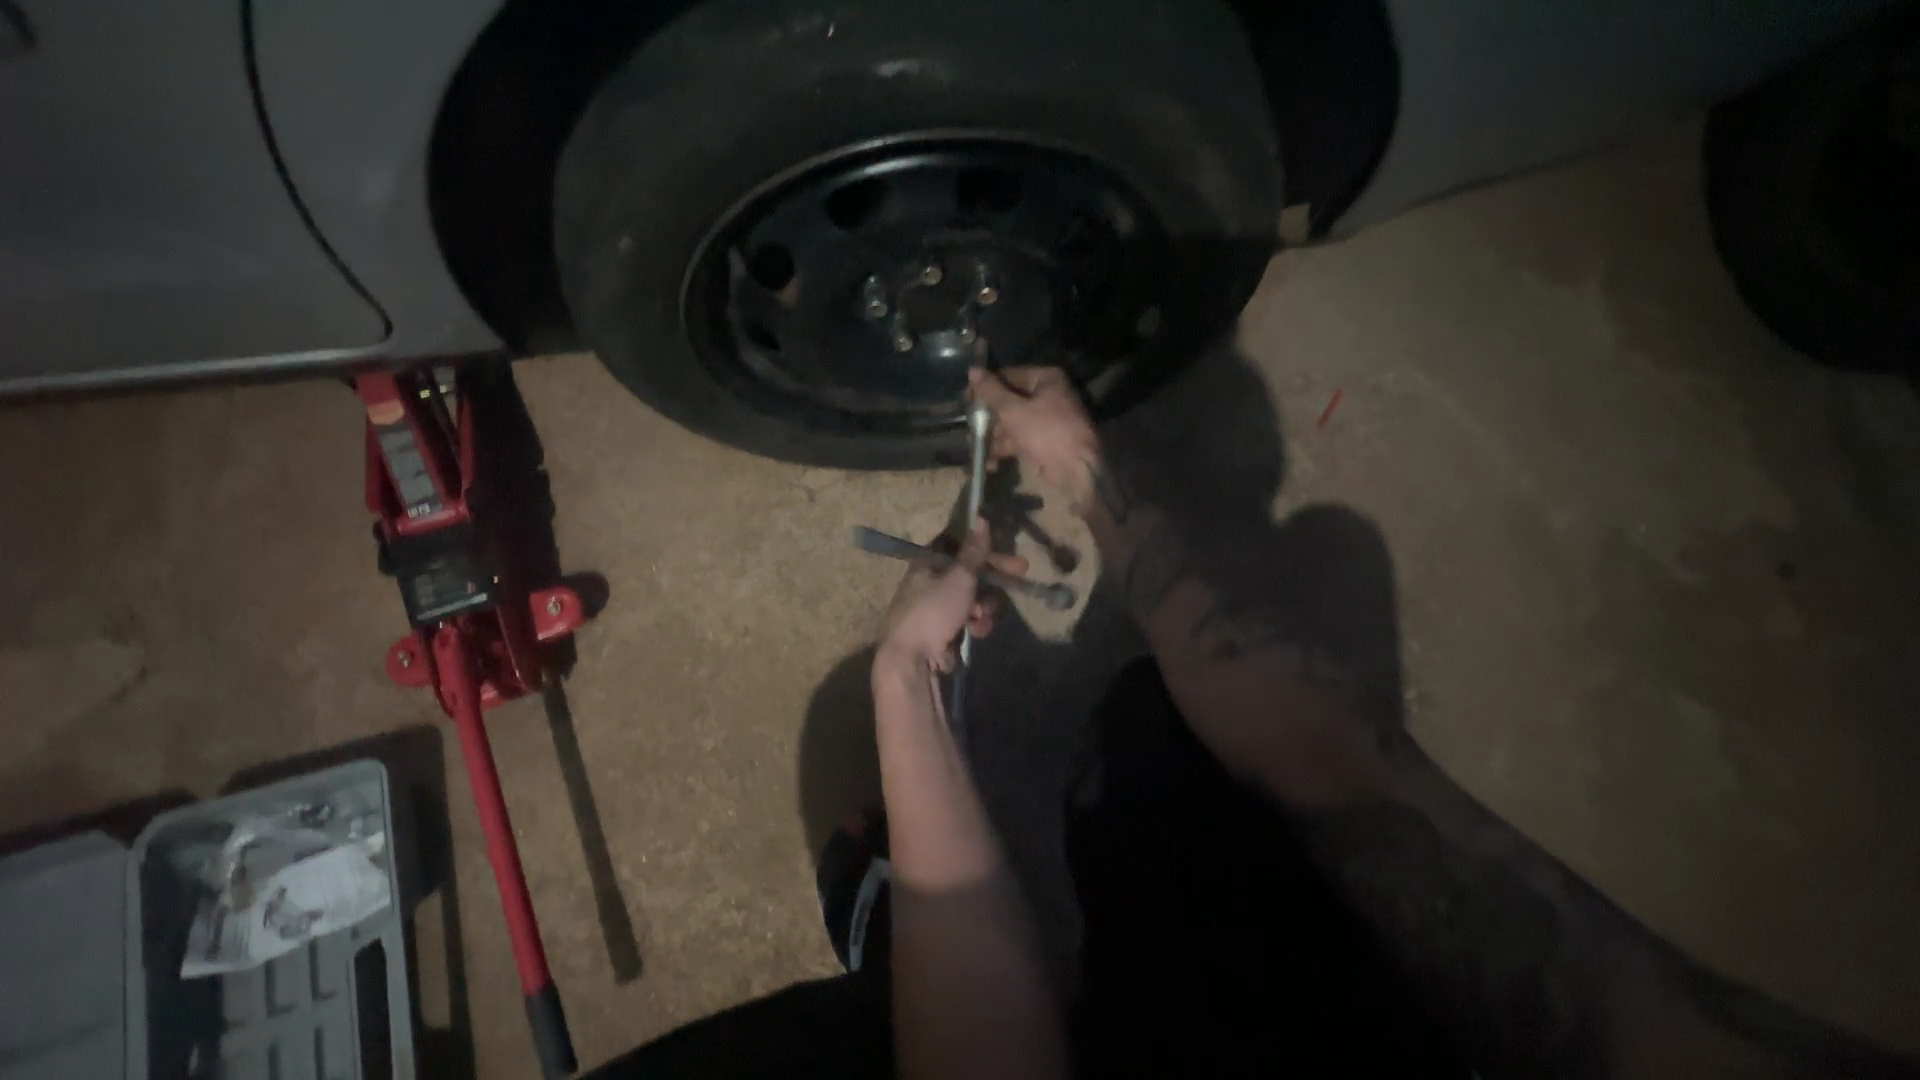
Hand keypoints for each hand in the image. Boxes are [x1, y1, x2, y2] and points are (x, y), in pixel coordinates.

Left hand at [877, 518, 1028, 674]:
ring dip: (985, 604)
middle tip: (1021, 573)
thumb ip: (974, 551)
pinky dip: (976, 623)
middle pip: (969, 573)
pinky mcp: (945, 631)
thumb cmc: (934, 610)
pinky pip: (969, 620)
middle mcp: (931, 583)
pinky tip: (977, 631)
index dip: (982, 547)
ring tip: (984, 614)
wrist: (913, 658)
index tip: (1004, 547)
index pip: (958, 547)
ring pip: (973, 598)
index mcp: (927, 564)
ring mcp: (938, 608)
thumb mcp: (958, 577)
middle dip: (994, 576)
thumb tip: (980, 516)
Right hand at [968, 367, 1100, 514]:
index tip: (966, 399)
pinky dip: (1006, 447)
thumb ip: (992, 392)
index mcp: (1046, 379)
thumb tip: (972, 370)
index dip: (986, 386)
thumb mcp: (1014, 410)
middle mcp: (1048, 395)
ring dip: (994, 434)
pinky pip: (1020, 439)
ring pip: (1013, 421)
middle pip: (1010, 399)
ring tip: (975, 445)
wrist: (1076, 468)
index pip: (1008, 375)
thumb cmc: (1047, 431)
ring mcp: (1046, 419)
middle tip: (969, 424)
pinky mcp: (1044, 441)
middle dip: (989, 415)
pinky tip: (989, 460)